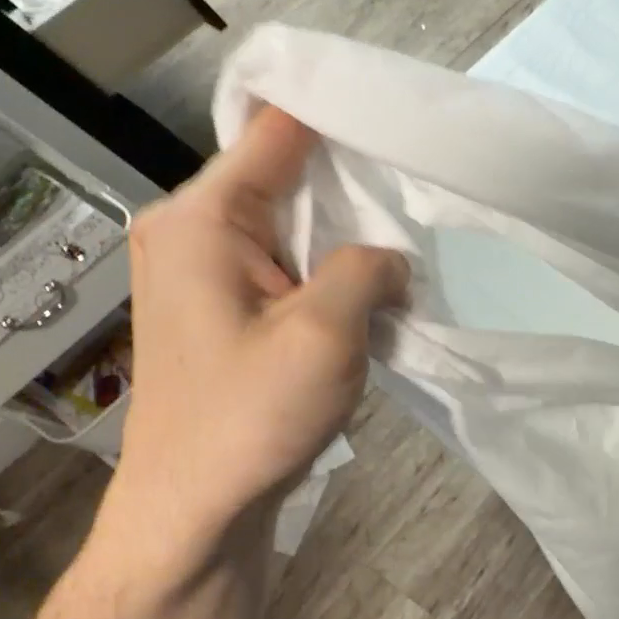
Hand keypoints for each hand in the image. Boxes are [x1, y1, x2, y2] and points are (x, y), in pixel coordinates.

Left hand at [107, 106, 407, 547]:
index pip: (273, 135)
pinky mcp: (227, 311)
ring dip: (349, 239)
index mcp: (201, 219)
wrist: (202, 500)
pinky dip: (334, 274)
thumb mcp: (326, 332)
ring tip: (414, 246)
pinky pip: (290, 268)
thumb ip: (368, 270)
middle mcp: (192, 232)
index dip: (336, 118)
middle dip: (353, 186)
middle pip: (285, 178)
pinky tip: (378, 294)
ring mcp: (207, 273)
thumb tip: (392, 257)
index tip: (403, 121)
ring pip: (294, 228)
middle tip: (425, 192)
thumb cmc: (253, 412)